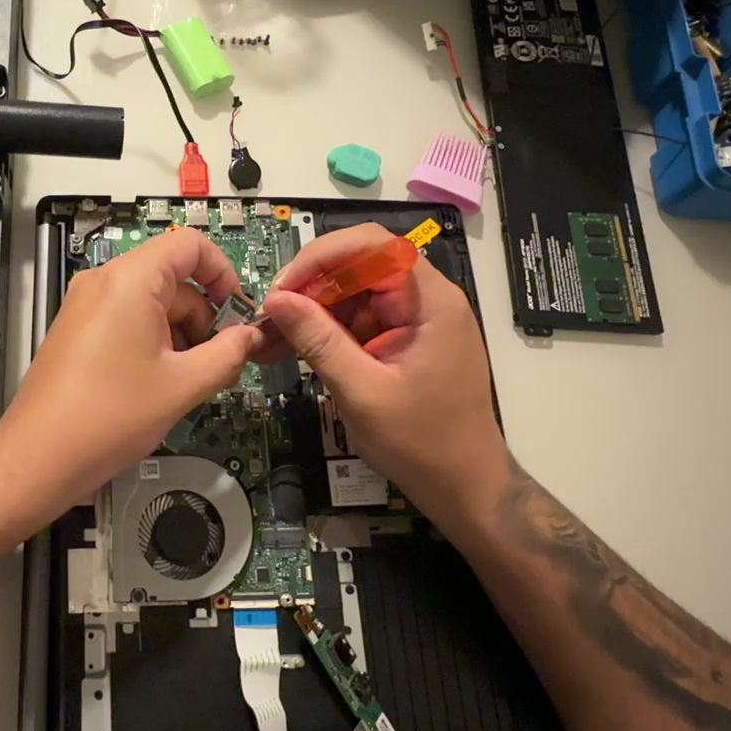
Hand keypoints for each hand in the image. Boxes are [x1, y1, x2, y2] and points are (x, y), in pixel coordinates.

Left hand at [0, 227, 264, 511]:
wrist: (39, 458)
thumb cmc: (107, 418)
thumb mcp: (183, 386)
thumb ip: (228, 355)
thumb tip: (250, 338)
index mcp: (129, 280)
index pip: (189, 244)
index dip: (223, 272)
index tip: (238, 311)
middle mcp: (103, 283)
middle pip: (172, 278)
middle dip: (204, 316)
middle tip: (221, 361)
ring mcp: (85, 308)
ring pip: (151, 304)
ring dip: (181, 335)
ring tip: (191, 381)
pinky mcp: (77, 333)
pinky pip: (128, 321)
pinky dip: (154, 343)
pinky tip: (162, 384)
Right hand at [258, 223, 507, 529]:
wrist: (461, 485)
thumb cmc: (421, 442)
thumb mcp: (361, 391)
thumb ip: (318, 341)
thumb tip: (275, 300)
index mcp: (429, 301)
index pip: (374, 245)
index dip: (324, 255)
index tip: (285, 286)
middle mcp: (424, 300)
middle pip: (358, 267)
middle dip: (310, 288)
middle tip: (269, 319)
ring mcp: (412, 320)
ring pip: (351, 294)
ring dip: (310, 313)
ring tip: (270, 341)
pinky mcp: (399, 340)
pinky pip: (355, 321)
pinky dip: (323, 333)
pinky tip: (291, 351)